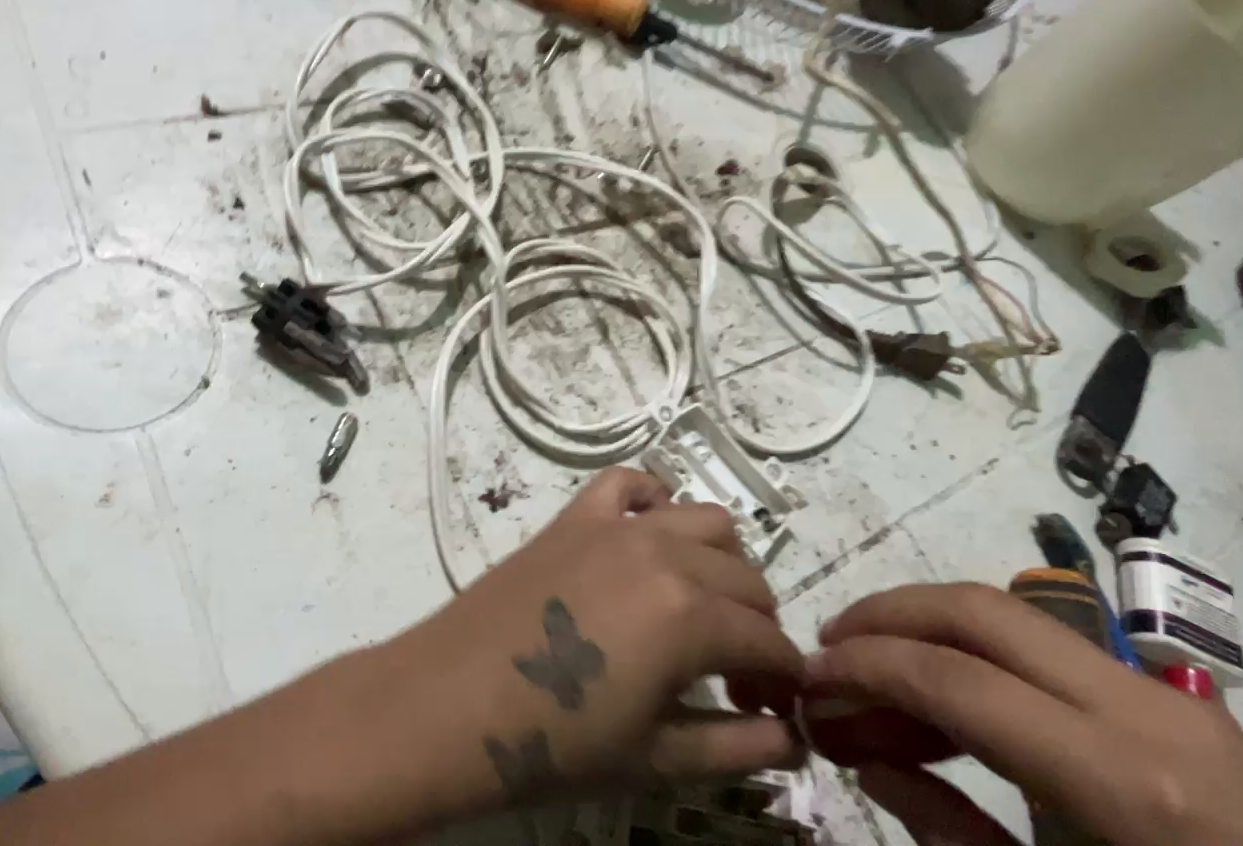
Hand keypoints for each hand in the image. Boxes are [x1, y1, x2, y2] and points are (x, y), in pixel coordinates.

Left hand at [394, 467, 805, 809]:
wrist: (447, 706)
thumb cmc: (552, 745)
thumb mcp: (654, 759)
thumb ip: (735, 746)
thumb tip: (795, 739)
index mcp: (690, 614)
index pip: (769, 641)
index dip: (783, 679)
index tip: (777, 707)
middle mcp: (664, 553)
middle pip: (748, 578)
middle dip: (759, 626)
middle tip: (736, 675)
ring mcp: (617, 525)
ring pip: (705, 520)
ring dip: (722, 562)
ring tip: (701, 606)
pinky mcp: (574, 516)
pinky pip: (629, 483)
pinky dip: (653, 501)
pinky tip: (650, 535)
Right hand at [801, 583, 1242, 845]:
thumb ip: (953, 835)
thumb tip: (869, 760)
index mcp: (1119, 780)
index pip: (955, 679)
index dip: (865, 668)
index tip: (805, 677)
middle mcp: (1138, 709)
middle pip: (981, 612)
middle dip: (888, 615)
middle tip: (827, 648)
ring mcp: (1162, 697)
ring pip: (1014, 618)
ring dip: (928, 632)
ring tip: (867, 680)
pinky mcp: (1172, 704)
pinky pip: (1048, 657)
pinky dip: (977, 663)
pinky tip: (940, 710)